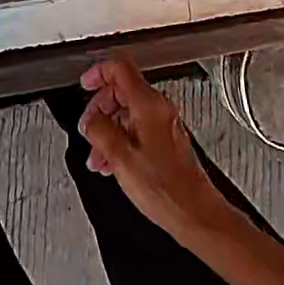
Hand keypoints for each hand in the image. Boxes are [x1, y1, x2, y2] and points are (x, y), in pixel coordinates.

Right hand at [77, 59, 229, 238]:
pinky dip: (120, 139)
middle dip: (99, 108)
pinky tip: (112, 161)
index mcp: (148, 104)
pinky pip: (137, 129)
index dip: (98, 72)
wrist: (197, 217)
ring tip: (97, 153)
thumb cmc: (166, 189)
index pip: (119, 68)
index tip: (85, 84)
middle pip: (121, 90)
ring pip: (127, 112)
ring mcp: (164, 125)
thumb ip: (98, 129)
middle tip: (88, 126)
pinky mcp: (167, 142)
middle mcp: (159, 109)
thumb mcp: (119, 155)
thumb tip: (89, 120)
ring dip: (107, 128)